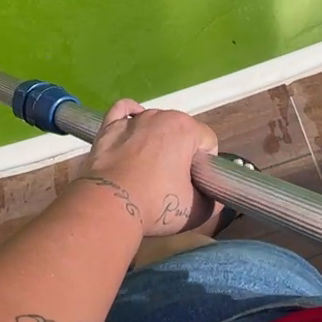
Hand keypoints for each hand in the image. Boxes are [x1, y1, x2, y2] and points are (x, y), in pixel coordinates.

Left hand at [69, 100, 218, 237]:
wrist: (108, 205)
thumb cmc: (156, 204)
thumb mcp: (196, 210)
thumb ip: (212, 201)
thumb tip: (213, 199)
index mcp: (185, 129)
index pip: (208, 141)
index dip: (205, 164)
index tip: (195, 182)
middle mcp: (160, 115)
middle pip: (181, 131)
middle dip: (181, 151)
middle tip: (172, 180)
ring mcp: (133, 118)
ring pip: (154, 123)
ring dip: (156, 139)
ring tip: (147, 167)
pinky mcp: (110, 125)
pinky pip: (123, 111)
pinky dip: (130, 117)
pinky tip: (132, 128)